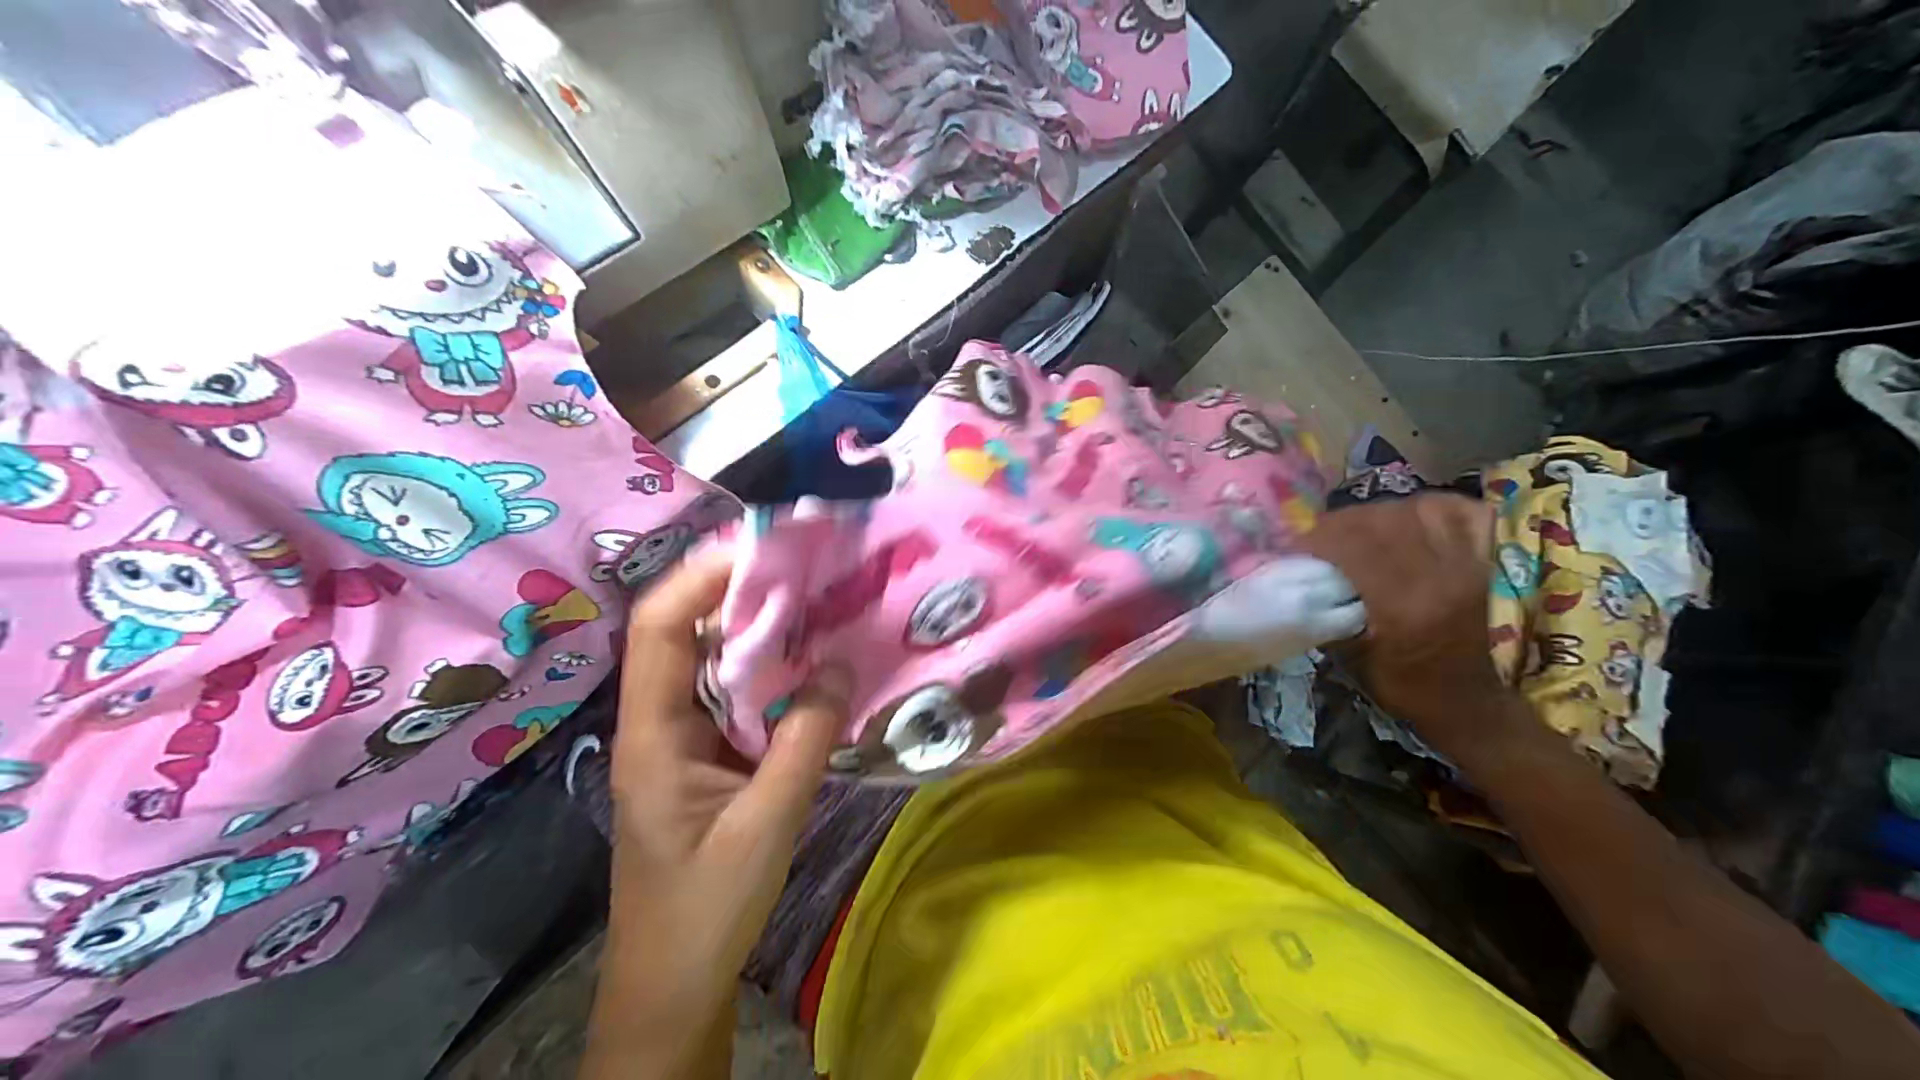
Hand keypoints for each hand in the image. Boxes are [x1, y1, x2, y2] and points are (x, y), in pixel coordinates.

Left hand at [583, 553, 848, 1077]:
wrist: (673, 985)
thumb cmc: (705, 910)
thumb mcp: (766, 825)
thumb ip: (804, 741)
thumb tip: (840, 665)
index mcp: (652, 732)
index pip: (657, 628)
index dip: (700, 578)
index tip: (761, 549)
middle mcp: (660, 721)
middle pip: (686, 632)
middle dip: (739, 591)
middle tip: (805, 565)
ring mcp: (682, 738)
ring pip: (714, 661)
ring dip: (760, 629)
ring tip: (816, 599)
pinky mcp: (706, 756)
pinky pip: (736, 695)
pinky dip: (771, 670)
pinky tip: (812, 664)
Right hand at [1304, 494, 1518, 759]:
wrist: (1470, 702)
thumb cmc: (1406, 685)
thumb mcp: (1355, 659)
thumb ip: (1329, 615)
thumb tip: (1301, 581)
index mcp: (1405, 605)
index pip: (1355, 546)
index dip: (1318, 537)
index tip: (1295, 546)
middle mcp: (1440, 576)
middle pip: (1383, 520)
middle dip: (1342, 523)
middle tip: (1321, 536)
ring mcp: (1468, 565)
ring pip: (1418, 509)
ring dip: (1380, 513)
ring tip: (1360, 529)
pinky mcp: (1483, 561)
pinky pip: (1461, 512)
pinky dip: (1431, 508)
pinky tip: (1409, 519)